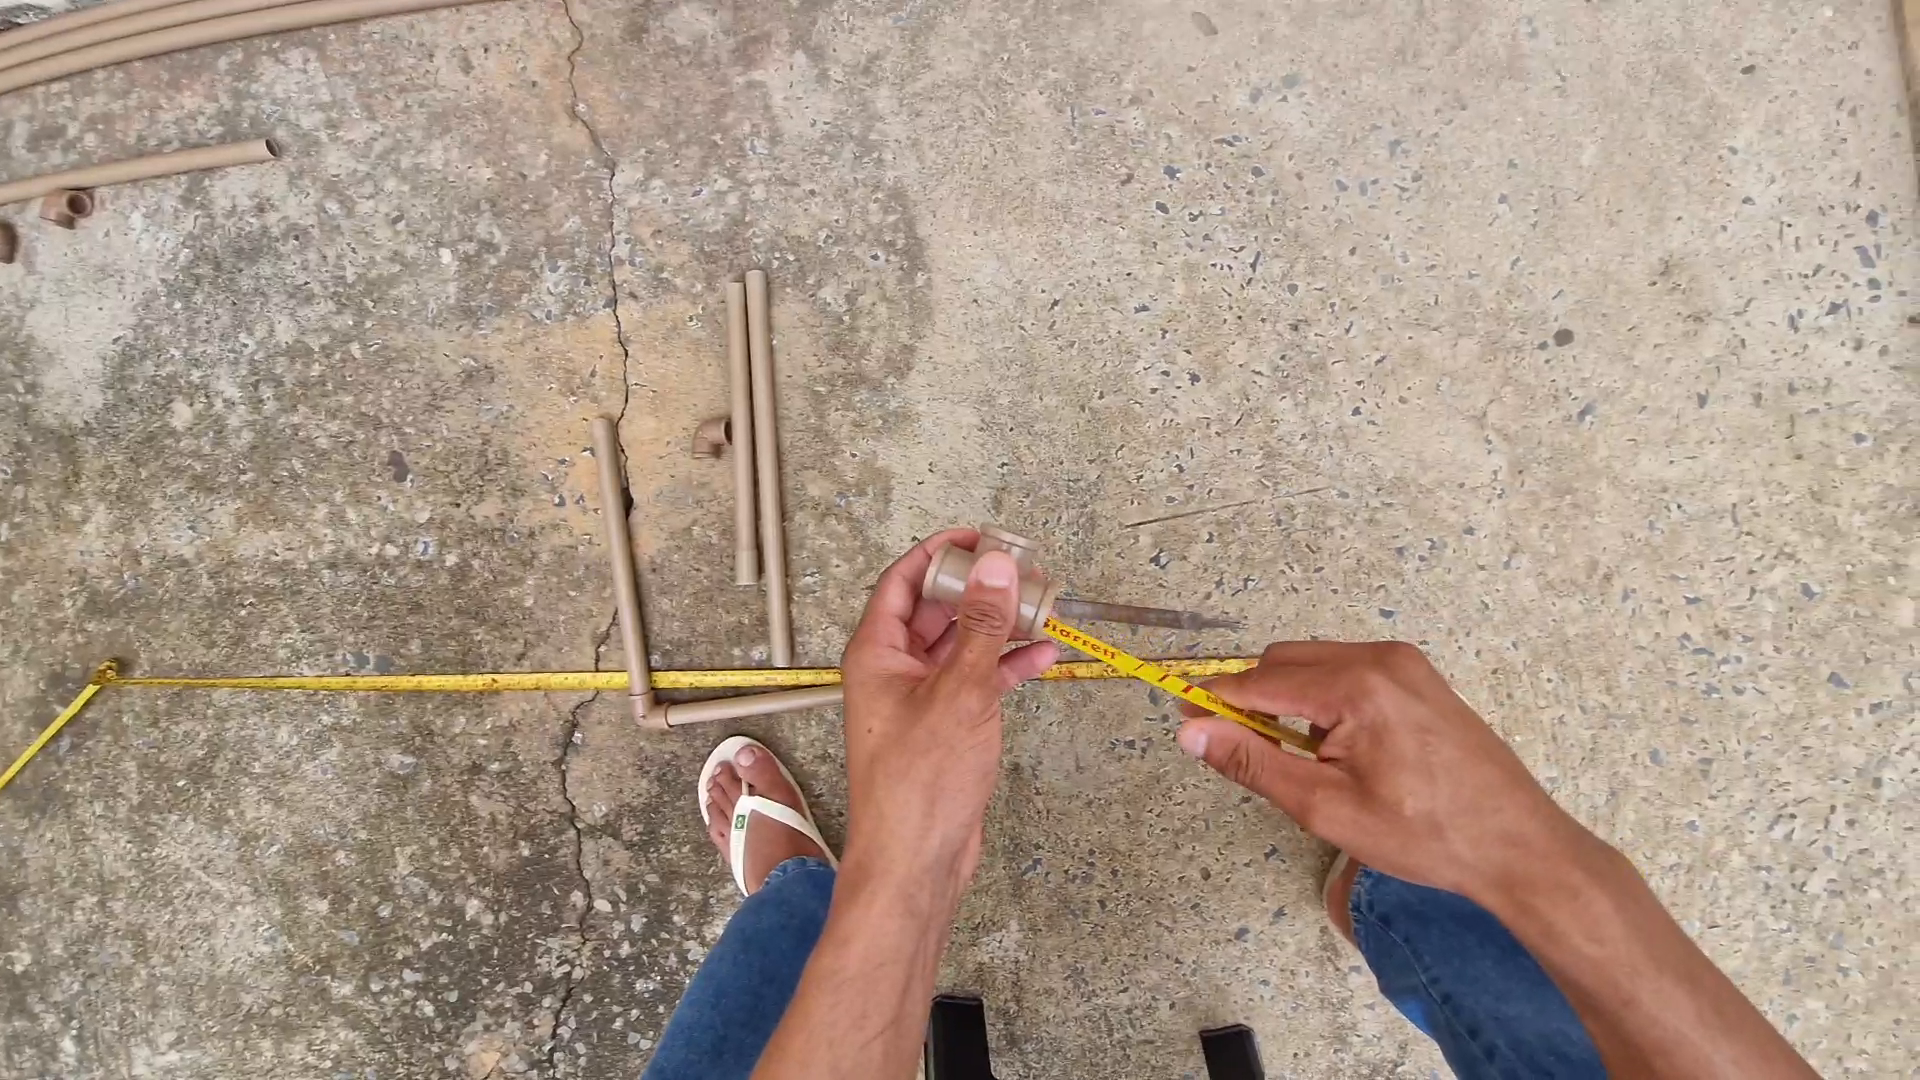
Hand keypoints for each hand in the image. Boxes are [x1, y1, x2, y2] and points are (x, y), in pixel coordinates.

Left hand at [839, 530, 1058, 898]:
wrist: (918, 860)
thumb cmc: (920, 779)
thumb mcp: (957, 692)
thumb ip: (980, 626)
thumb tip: (995, 565)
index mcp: (877, 651)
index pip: (903, 580)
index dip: (938, 552)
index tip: (979, 536)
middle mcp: (895, 667)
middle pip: (936, 608)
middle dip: (977, 587)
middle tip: (1021, 568)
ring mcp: (922, 695)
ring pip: (961, 643)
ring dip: (997, 624)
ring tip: (1040, 603)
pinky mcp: (946, 722)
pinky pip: (976, 679)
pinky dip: (1005, 665)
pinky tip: (1042, 653)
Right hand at [1176, 641, 1592, 904]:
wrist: (1524, 850)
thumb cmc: (1423, 835)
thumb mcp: (1324, 806)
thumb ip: (1250, 761)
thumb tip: (1189, 732)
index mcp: (1355, 685)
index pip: (1259, 681)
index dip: (1215, 699)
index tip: (1182, 716)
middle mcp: (1377, 656)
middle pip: (1282, 662)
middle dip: (1251, 698)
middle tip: (1240, 745)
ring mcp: (1401, 661)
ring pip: (1310, 662)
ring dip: (1285, 697)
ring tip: (1299, 753)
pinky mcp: (1415, 673)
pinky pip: (1343, 668)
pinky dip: (1319, 696)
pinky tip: (1335, 741)